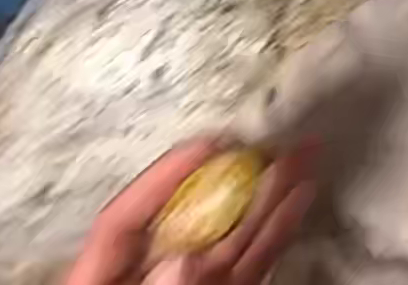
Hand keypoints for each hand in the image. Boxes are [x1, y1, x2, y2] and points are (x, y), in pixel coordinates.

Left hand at [64, 139, 316, 284]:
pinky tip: (305, 190)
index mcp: (101, 283)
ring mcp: (194, 281)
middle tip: (274, 137)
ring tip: (306, 149)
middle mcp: (150, 275)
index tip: (212, 139)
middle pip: (191, 219)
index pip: (124, 222)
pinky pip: (256, 257)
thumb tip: (183, 260)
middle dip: (237, 174)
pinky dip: (283, 223)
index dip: (164, 177)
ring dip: (274, 189)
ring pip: (233, 232)